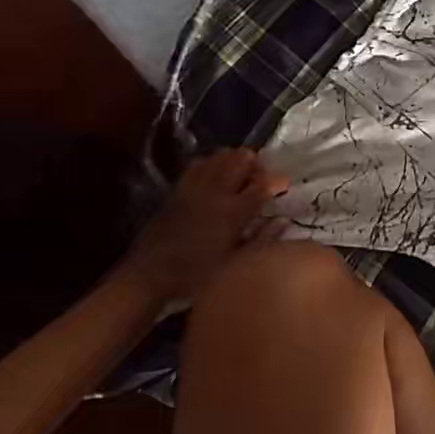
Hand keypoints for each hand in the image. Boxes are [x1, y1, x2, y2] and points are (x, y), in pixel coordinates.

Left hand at [116, 149, 289, 301]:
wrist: (149, 276)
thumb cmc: (196, 276)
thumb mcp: (235, 263)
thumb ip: (262, 238)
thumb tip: (282, 220)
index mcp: (233, 212)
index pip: (261, 185)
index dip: (276, 181)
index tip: (285, 185)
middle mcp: (215, 192)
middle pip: (240, 160)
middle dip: (256, 164)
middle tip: (263, 179)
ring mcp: (194, 187)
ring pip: (220, 157)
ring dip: (235, 160)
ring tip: (242, 174)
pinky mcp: (178, 189)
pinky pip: (199, 164)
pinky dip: (212, 163)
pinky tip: (216, 176)